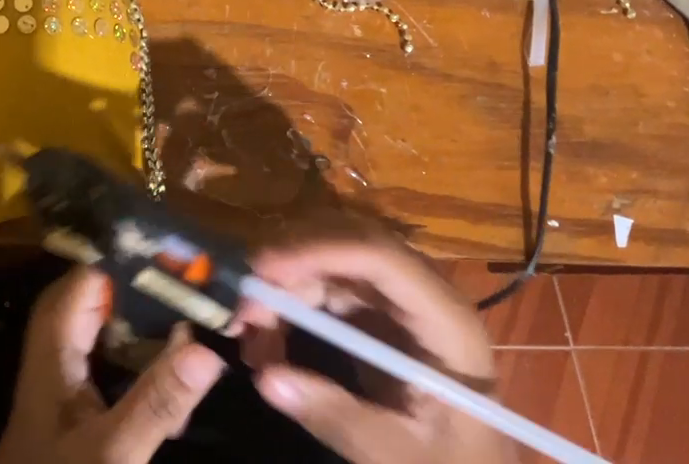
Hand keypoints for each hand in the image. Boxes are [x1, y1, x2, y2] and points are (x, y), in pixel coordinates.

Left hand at [0, 266, 225, 463]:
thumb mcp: (113, 448)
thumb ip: (157, 401)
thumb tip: (207, 349)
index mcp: (56, 331)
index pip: (100, 269)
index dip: (147, 262)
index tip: (198, 265)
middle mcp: (59, 327)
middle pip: (115, 287)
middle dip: (161, 294)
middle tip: (209, 303)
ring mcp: (69, 348)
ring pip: (121, 314)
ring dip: (160, 325)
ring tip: (204, 333)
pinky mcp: (80, 371)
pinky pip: (120, 341)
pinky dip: (150, 352)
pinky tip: (180, 375)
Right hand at [240, 239, 512, 463]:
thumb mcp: (399, 454)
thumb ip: (337, 416)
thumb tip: (265, 378)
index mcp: (444, 318)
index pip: (379, 256)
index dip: (318, 250)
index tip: (263, 270)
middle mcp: (420, 291)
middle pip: (346, 245)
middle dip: (288, 265)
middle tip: (244, 305)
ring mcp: (395, 297)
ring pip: (326, 261)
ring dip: (281, 286)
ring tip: (248, 332)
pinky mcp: (374, 309)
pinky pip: (321, 286)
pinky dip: (288, 303)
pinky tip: (266, 339)